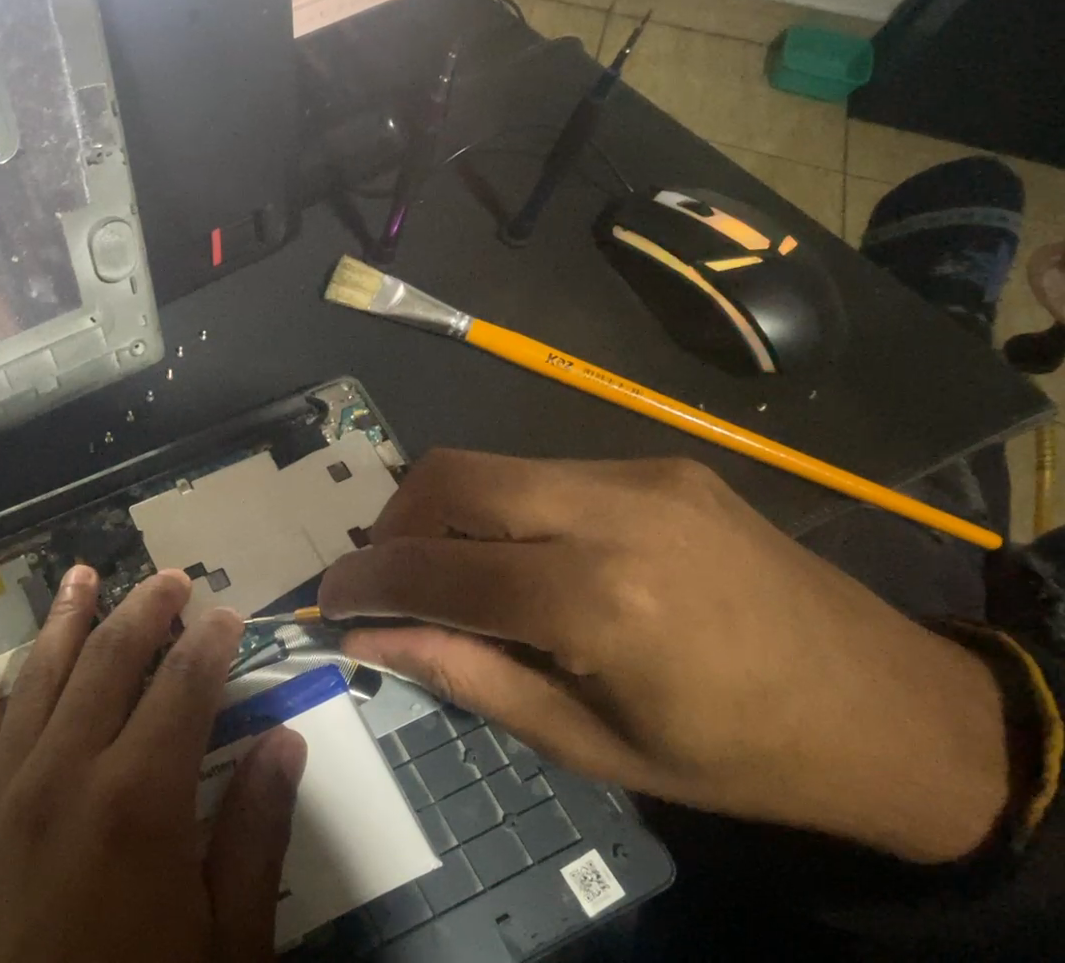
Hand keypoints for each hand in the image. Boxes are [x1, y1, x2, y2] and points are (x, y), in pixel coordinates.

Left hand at [0, 566, 308, 962]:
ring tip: (84, 574)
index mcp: (140, 798)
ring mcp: (9, 782)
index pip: (184, 687)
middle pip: (110, 660)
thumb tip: (285, 740)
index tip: (227, 613)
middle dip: (144, 611)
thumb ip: (255, 832)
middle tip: (170, 578)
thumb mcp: (226, 939)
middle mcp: (67, 769)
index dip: (210, 642)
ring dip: (65, 617)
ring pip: (40, 673)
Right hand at [320, 451, 1009, 862]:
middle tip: (383, 579)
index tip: (325, 600)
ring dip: (440, 511)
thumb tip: (365, 639)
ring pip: (490, 465)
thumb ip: (463, 676)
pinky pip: (540, 470)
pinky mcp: (659, 464)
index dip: (364, 580)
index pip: (435, 566)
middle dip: (391, 524)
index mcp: (598, 602)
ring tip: (444, 570)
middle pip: (449, 478)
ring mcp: (641, 475)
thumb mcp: (583, 743)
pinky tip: (516, 555)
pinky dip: (497, 506)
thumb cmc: (732, 757)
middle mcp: (613, 513)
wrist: (895, 712)